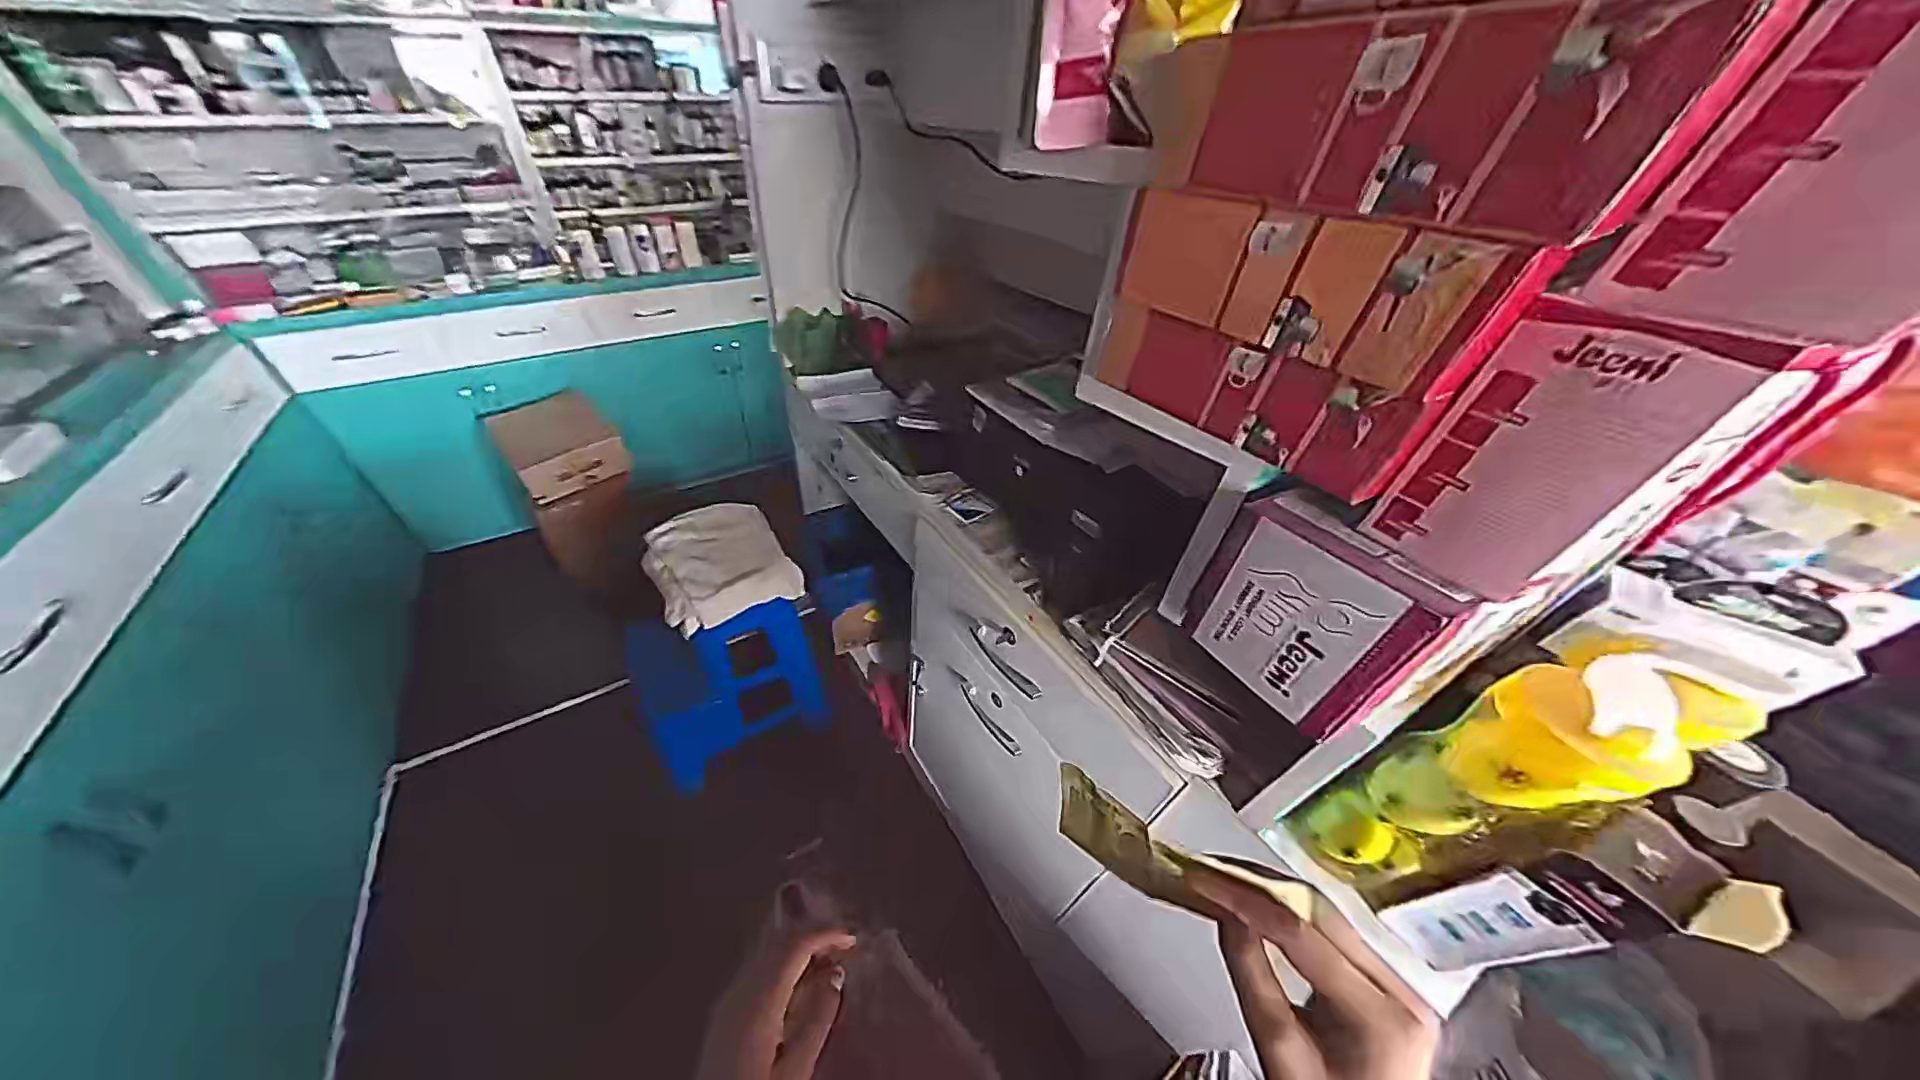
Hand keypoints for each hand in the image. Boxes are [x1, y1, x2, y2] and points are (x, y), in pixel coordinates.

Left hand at [695, 883, 856, 1079]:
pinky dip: (783, 963)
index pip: (794, 947)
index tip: (852, 938)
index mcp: (759, 1002)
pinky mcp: (725, 1015)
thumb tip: (836, 974)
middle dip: (812, 935)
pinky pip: (758, 969)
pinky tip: (799, 981)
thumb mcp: (796, 1071)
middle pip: (778, 942)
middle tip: (843, 945)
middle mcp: (740, 991)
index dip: (824, 934)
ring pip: (766, 953)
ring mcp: (729, 1001)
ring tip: (827, 960)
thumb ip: (818, 1019)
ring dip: (797, 948)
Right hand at [1193, 871, 1438, 1079]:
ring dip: (1272, 888)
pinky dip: (1290, 905)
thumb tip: (1224, 912)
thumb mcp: (1280, 1049)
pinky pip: (1332, 923)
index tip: (1206, 880)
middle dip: (1257, 884)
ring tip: (1227, 876)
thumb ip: (1251, 975)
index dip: (1245, 899)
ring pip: (1324, 910)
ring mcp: (1401, 978)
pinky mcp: (1388, 971)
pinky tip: (1261, 895)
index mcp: (1381, 1017)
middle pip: (1316, 911)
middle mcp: (1403, 989)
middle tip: (1210, 869)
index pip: (1300, 933)